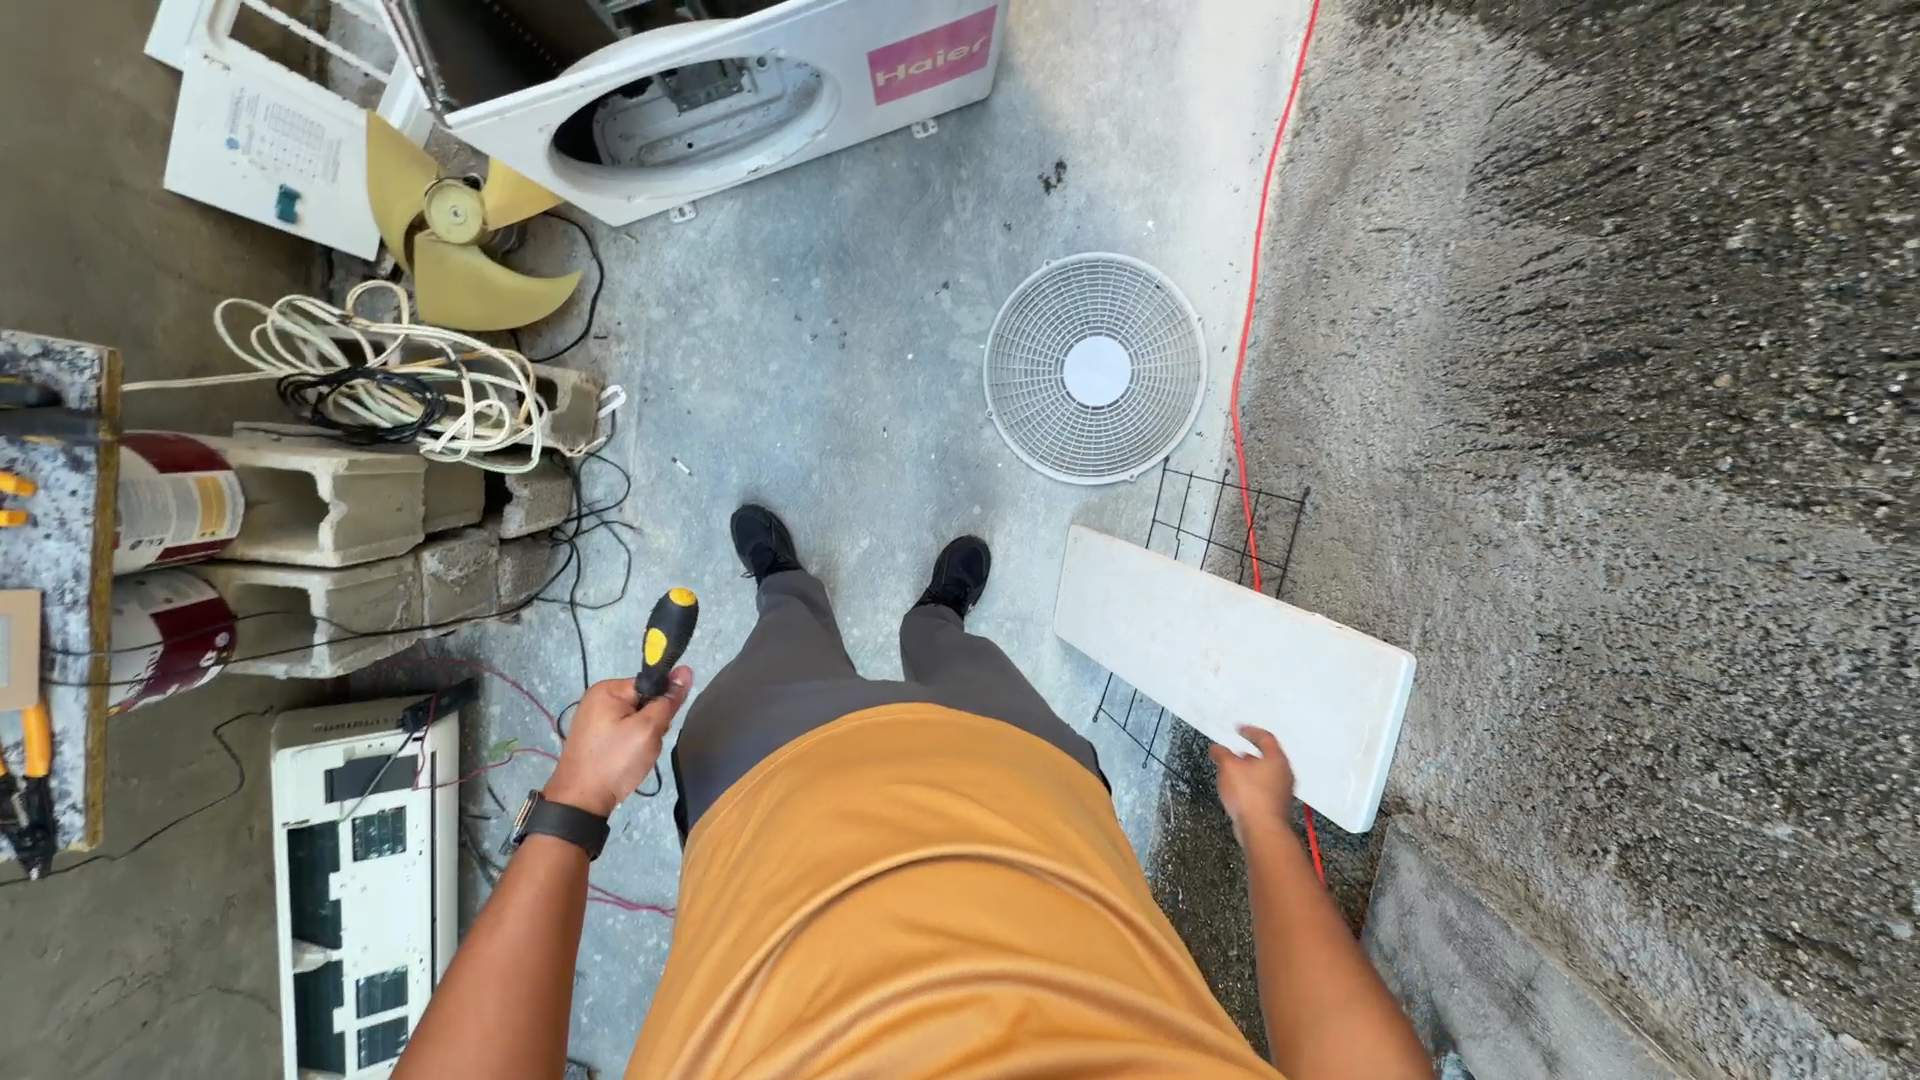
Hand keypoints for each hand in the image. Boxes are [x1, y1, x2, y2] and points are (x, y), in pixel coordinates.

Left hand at [542, 668, 692, 816]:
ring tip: (636, 754)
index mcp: (608, 690)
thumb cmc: (615, 760)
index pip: (651, 685)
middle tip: (646, 744)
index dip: (662, 704)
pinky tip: (629, 758)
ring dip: (645, 735)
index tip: (661, 725)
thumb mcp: (649, 729)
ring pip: (637, 718)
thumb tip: (686, 670)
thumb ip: (668, 700)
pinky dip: (632, 743)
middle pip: (644, 701)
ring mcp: (594, 719)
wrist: (581, 802)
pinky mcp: (595, 737)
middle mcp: (598, 699)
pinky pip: (625, 731)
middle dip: (654, 722)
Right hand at [1209, 726, 1295, 845]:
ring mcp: (1282, 792)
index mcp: (1276, 759)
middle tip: (1237, 751)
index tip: (1239, 729)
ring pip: (1266, 775)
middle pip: (1268, 757)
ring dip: (1250, 771)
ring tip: (1234, 771)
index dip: (1251, 731)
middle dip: (1250, 753)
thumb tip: (1216, 748)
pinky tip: (1238, 790)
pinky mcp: (1276, 808)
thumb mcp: (1228, 767)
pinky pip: (1263, 791)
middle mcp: (1284, 774)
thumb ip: (1221, 754)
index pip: (1266, 738)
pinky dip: (1251, 786)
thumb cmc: (1249, 795)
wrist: (1262, 830)